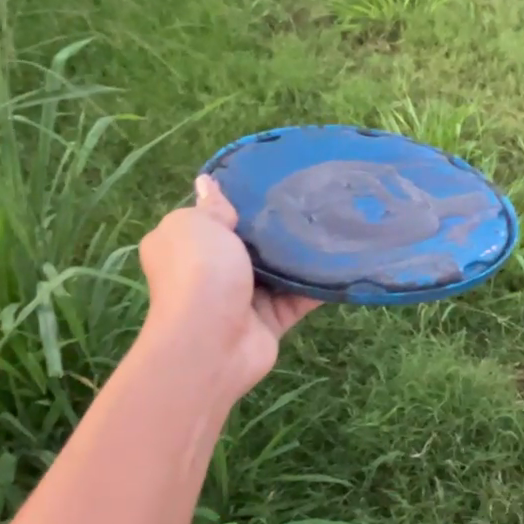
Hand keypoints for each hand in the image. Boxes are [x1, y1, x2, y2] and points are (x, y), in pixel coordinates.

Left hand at [137, 175, 319, 399]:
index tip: (266, 187)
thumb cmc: (200, 273)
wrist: (214, 340)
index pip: (208, 220)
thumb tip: (207, 182)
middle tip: (307, 206)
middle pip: (246, 246)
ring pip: (276, 272)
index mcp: (182, 245)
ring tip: (331, 230)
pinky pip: (299, 299)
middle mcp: (210, 272)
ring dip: (299, 258)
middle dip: (272, 231)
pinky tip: (342, 266)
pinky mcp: (271, 321)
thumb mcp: (198, 225)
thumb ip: (212, 207)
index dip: (232, 205)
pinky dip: (318, 287)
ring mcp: (242, 298)